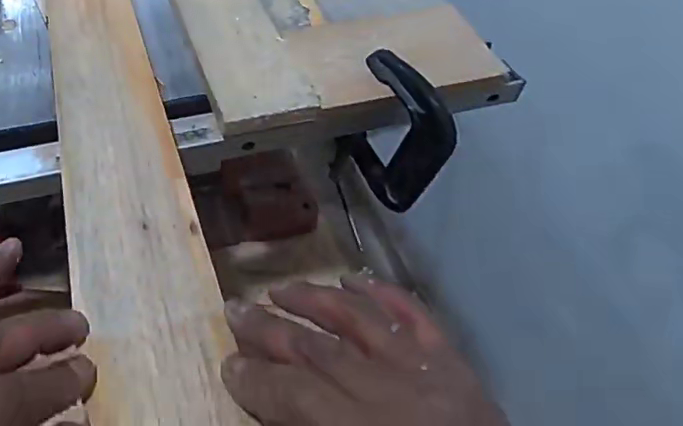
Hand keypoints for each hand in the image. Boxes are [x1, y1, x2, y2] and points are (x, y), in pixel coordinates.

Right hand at [221, 275, 507, 425]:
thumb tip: (273, 404)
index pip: (297, 395)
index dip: (258, 377)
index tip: (228, 360)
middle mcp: (391, 394)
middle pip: (320, 349)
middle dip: (271, 328)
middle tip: (235, 307)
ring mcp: (426, 371)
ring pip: (359, 319)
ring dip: (316, 299)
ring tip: (281, 288)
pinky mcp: (455, 363)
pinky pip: (414, 316)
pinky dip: (383, 292)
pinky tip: (355, 277)